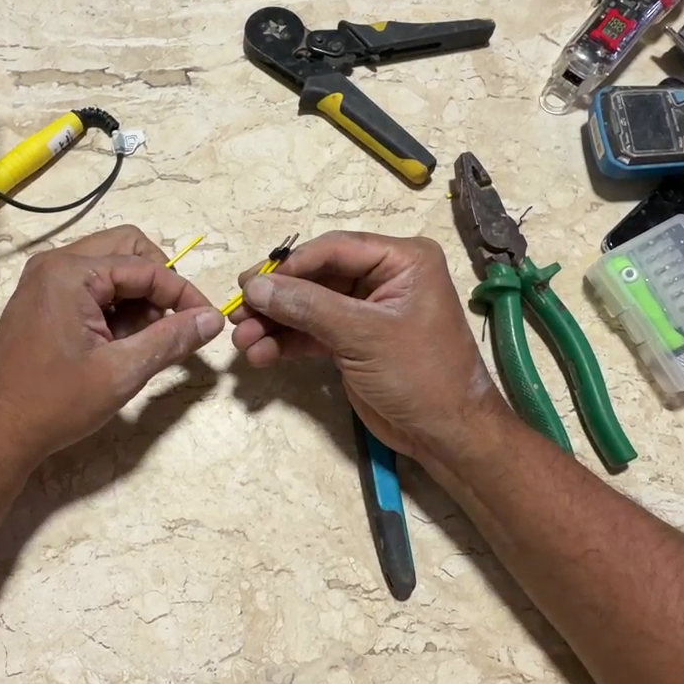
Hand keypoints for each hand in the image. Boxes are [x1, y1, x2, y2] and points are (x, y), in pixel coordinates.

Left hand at [0, 226, 222, 473]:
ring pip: (111, 269)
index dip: (183, 293)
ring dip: (137, 298)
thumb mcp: (121, 372)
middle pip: (128, 250)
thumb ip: (171, 339)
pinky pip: (92, 287)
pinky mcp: (43, 301)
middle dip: (158, 286)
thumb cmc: (54, 404)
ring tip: (142, 343)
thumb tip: (213, 319)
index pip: (146, 266)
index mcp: (70, 273)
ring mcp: (45, 282)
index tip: (208, 322)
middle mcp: (54, 265)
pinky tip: (119, 345)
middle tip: (170, 327)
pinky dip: (115, 308)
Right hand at [229, 231, 510, 462]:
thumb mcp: (363, 335)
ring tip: (242, 341)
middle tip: (238, 312)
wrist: (446, 434)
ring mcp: (365, 312)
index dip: (290, 266)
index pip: (334, 249)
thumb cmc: (419, 374)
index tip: (251, 284)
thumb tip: (255, 286)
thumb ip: (308, 307)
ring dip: (274, 324)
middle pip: (315, 278)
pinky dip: (286, 343)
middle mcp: (383, 278)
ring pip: (308, 307)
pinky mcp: (352, 342)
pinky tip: (260, 355)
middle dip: (276, 298)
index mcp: (402, 260)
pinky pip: (311, 333)